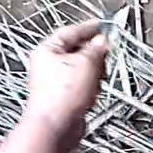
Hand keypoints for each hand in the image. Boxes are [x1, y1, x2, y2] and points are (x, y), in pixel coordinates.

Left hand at [22, 20, 109, 150]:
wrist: (56, 127)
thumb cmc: (61, 96)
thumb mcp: (86, 64)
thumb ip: (96, 49)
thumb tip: (103, 41)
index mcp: (48, 50)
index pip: (71, 31)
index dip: (89, 28)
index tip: (104, 26)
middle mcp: (49, 64)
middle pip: (78, 51)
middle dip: (94, 56)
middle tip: (104, 59)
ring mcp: (56, 81)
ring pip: (83, 69)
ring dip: (94, 75)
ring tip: (95, 82)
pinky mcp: (64, 96)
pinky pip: (82, 85)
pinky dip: (90, 88)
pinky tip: (91, 95)